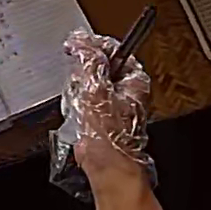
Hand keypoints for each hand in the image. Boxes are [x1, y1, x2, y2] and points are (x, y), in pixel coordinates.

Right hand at [60, 30, 155, 194]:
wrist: (106, 166)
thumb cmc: (110, 135)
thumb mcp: (95, 88)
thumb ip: (89, 61)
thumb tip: (81, 42)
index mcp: (135, 80)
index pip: (114, 50)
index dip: (93, 46)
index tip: (75, 45)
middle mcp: (128, 91)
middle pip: (100, 67)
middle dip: (84, 72)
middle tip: (79, 80)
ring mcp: (114, 104)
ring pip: (89, 83)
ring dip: (79, 89)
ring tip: (79, 101)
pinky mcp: (101, 117)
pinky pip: (84, 100)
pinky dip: (77, 103)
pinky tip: (77, 112)